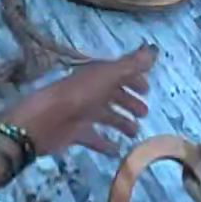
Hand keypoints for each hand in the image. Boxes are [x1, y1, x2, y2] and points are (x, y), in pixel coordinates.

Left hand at [3, 45, 154, 156]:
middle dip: (128, 101)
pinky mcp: (75, 131)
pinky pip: (94, 136)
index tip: (148, 89)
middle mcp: (90, 90)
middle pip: (113, 94)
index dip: (133, 79)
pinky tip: (116, 151)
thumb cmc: (79, 94)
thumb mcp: (108, 76)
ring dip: (120, 121)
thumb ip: (131, 65)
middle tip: (145, 113)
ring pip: (105, 115)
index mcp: (97, 75)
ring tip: (135, 133)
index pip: (119, 73)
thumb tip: (154, 50)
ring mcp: (82, 111)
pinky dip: (105, 143)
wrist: (46, 119)